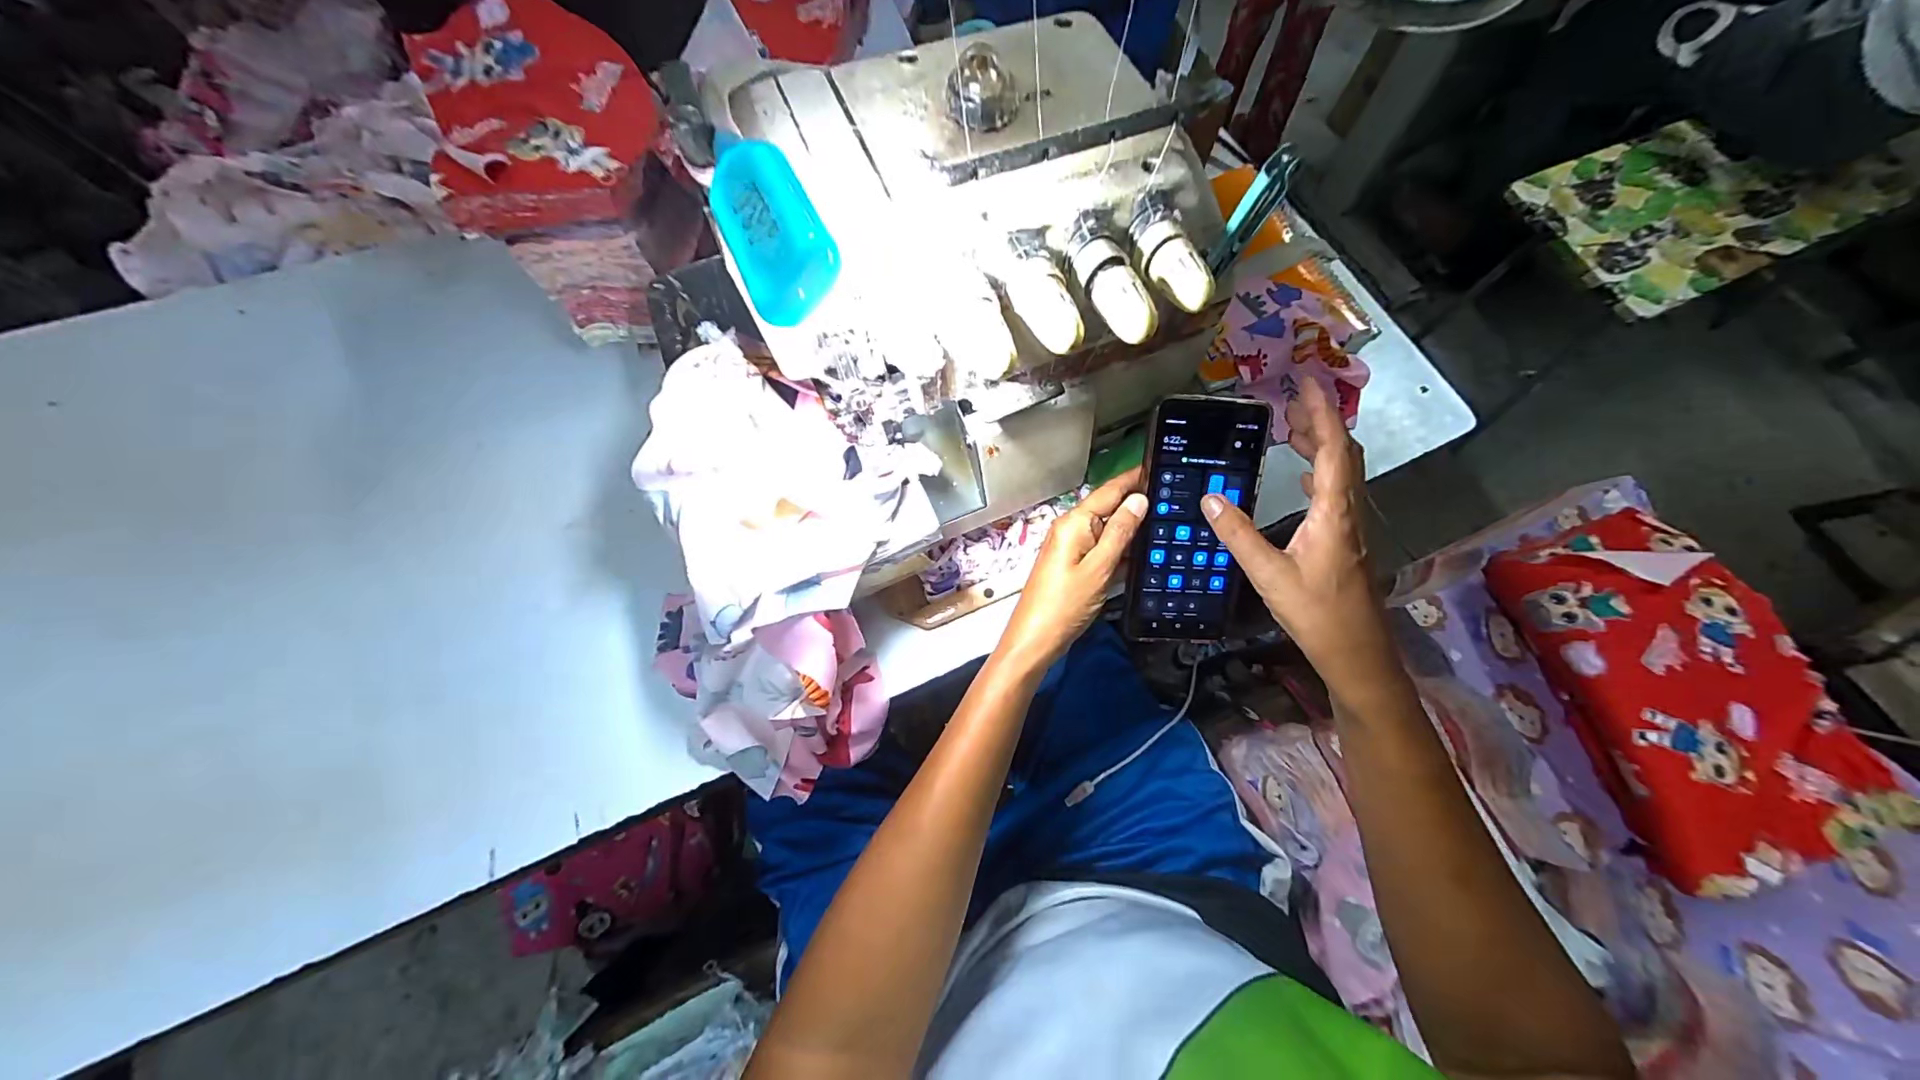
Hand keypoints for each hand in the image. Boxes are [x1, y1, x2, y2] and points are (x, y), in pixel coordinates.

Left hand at [996, 469, 1147, 673]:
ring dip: (1130, 529)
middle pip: (1109, 507)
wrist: (1035, 640)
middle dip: (1136, 503)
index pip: (1109, 490)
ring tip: (1161, 526)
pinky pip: (1101, 549)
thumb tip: (1138, 501)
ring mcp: (1071, 548)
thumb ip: (1120, 533)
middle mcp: (1070, 530)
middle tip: (1169, 499)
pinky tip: (1138, 556)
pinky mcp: (1074, 565)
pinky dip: (1120, 550)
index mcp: (1074, 524)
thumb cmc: (1060, 607)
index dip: (1135, 478)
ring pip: (1107, 530)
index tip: (1157, 468)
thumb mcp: (1099, 568)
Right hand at [1202, 379, 1393, 690]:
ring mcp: (1349, 526)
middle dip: (1320, 421)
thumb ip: (1238, 535)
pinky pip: (1335, 491)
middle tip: (1291, 401)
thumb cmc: (1316, 613)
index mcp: (1333, 512)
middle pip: (1342, 453)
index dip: (1320, 411)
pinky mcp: (1345, 539)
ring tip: (1291, 431)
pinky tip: (1300, 478)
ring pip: (1341, 471)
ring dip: (1320, 445)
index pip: (1331, 448)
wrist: (1355, 651)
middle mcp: (1347, 511)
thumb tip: (1210, 498)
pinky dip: (1319, 471)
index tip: (1306, 382)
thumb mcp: (1268, 574)